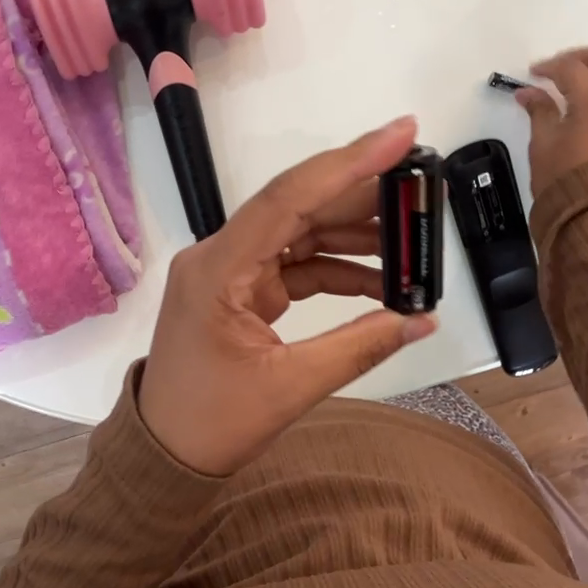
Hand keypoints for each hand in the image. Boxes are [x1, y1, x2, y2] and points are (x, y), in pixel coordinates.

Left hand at [139, 117, 439, 475]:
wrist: (165, 453)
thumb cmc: (211, 423)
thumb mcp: (290, 387)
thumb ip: (359, 347)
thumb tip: (422, 320)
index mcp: (217, 270)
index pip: (289, 199)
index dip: (349, 163)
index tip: (403, 134)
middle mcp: (219, 258)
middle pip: (298, 208)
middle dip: (362, 197)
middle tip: (423, 190)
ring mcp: (229, 274)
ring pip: (299, 234)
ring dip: (354, 235)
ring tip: (411, 241)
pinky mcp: (240, 292)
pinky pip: (295, 266)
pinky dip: (337, 269)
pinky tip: (380, 284)